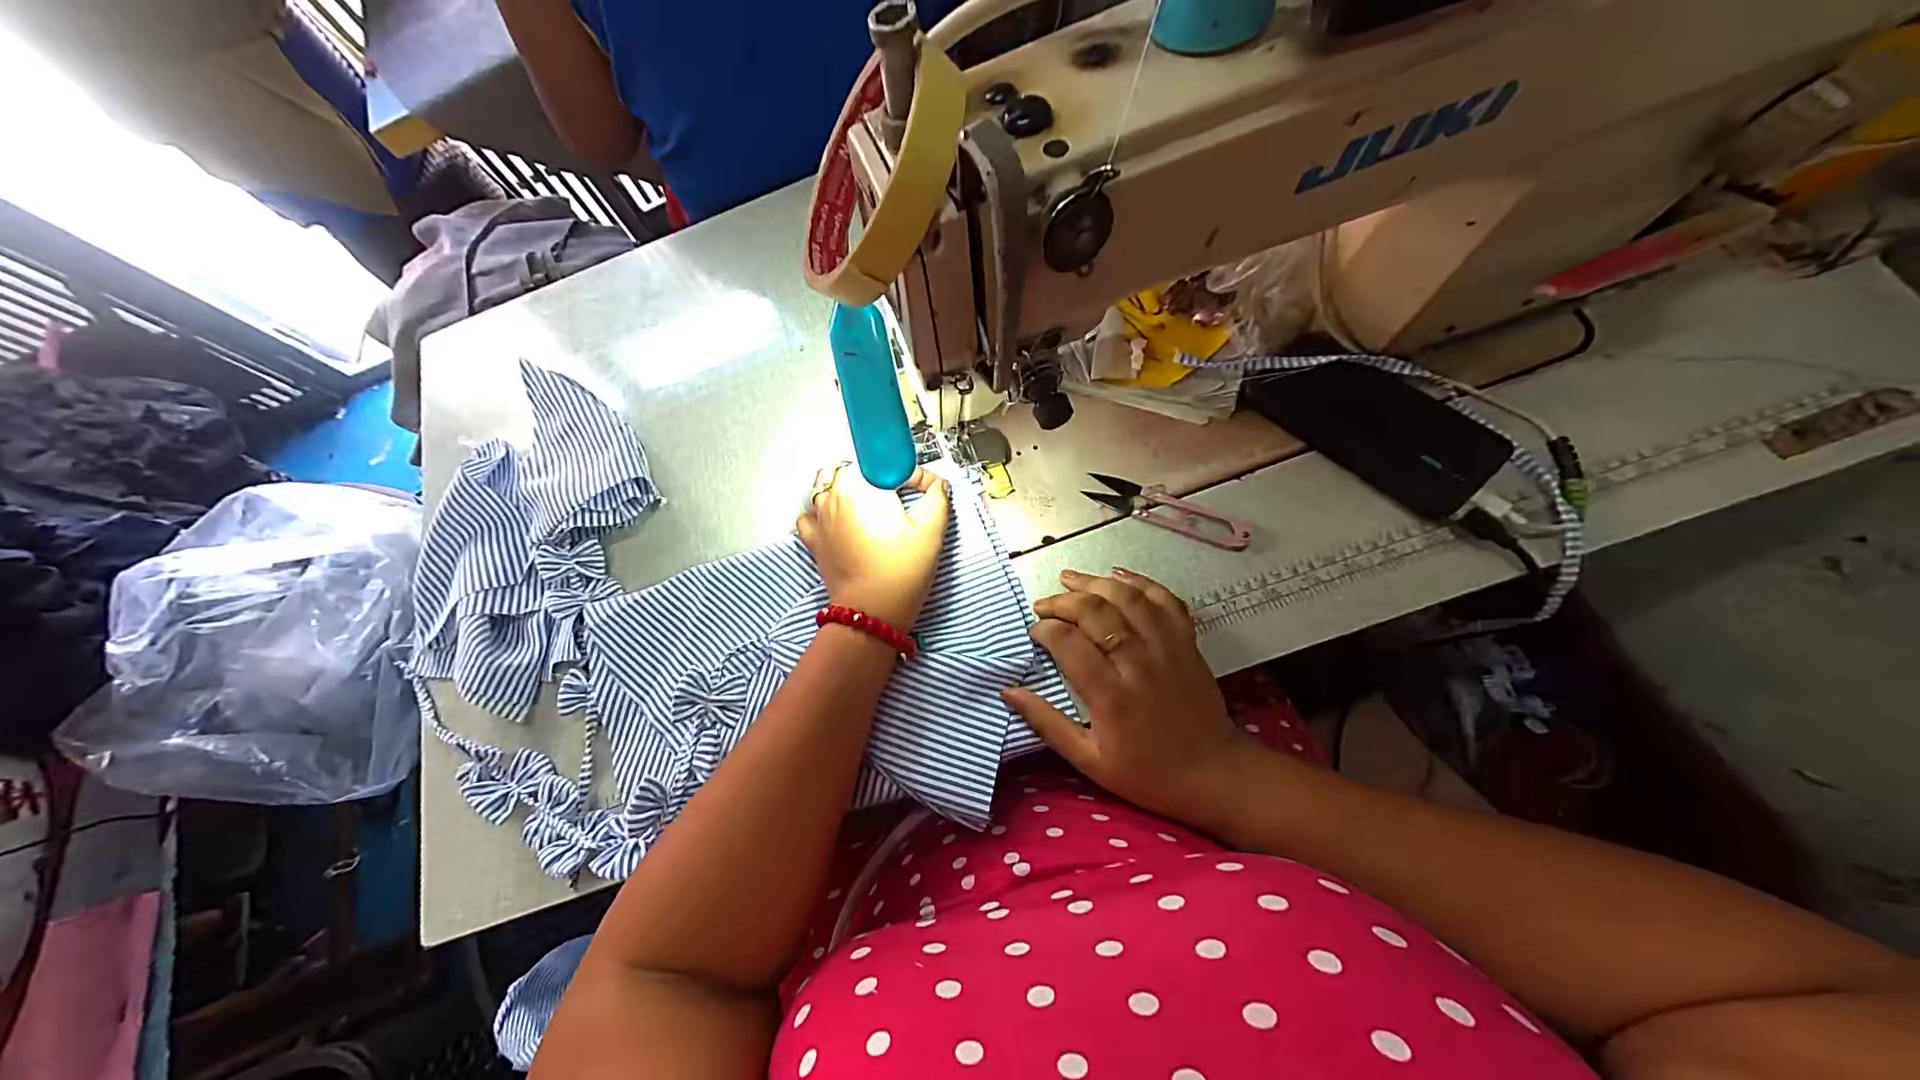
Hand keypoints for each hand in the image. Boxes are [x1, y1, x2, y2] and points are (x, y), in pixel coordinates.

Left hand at [797, 464, 950, 629]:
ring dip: (851, 490)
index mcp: (863, 485)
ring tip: (873, 512)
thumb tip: (936, 484)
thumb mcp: (932, 529)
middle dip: (882, 480)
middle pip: (858, 469)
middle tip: (903, 504)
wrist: (872, 611)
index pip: (889, 460)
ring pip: (832, 485)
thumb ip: (937, 495)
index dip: (911, 473)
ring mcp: (819, 514)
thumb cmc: (902, 570)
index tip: (924, 491)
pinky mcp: (812, 536)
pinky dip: (827, 511)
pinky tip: (844, 523)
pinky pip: (814, 511)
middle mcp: (834, 493)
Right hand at [1002, 568, 1256, 827]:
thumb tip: (1009, 691)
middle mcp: (1138, 663)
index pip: (1068, 642)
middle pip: (1094, 611)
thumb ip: (1047, 723)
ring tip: (1070, 579)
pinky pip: (1164, 599)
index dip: (1045, 629)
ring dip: (1094, 583)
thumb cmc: (1146, 772)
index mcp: (1111, 695)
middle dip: (1062, 601)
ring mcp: (1166, 647)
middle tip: (1044, 605)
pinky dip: (1140, 582)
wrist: (1213, 772)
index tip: (1035, 632)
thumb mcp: (1088, 759)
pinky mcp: (1187, 641)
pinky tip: (1117, 575)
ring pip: (1127, 597)